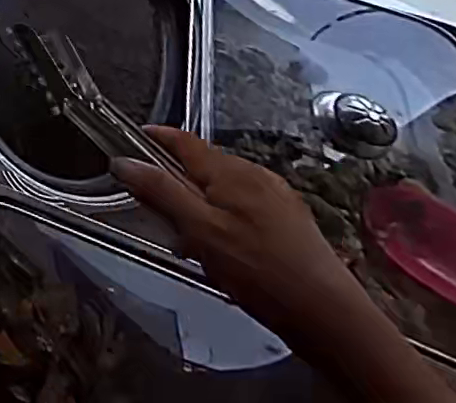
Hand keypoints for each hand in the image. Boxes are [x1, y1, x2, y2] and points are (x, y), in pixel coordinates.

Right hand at [115, 127, 455, 402]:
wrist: (332, 319)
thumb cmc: (260, 271)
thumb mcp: (200, 231)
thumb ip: (160, 192)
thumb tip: (123, 160)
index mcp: (230, 170)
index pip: (183, 139)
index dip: (155, 136)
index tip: (132, 139)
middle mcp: (255, 173)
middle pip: (202, 165)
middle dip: (177, 181)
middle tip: (160, 211)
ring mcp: (277, 195)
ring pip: (224, 188)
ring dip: (201, 203)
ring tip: (192, 239)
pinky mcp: (291, 220)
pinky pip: (245, 206)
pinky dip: (225, 217)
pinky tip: (227, 250)